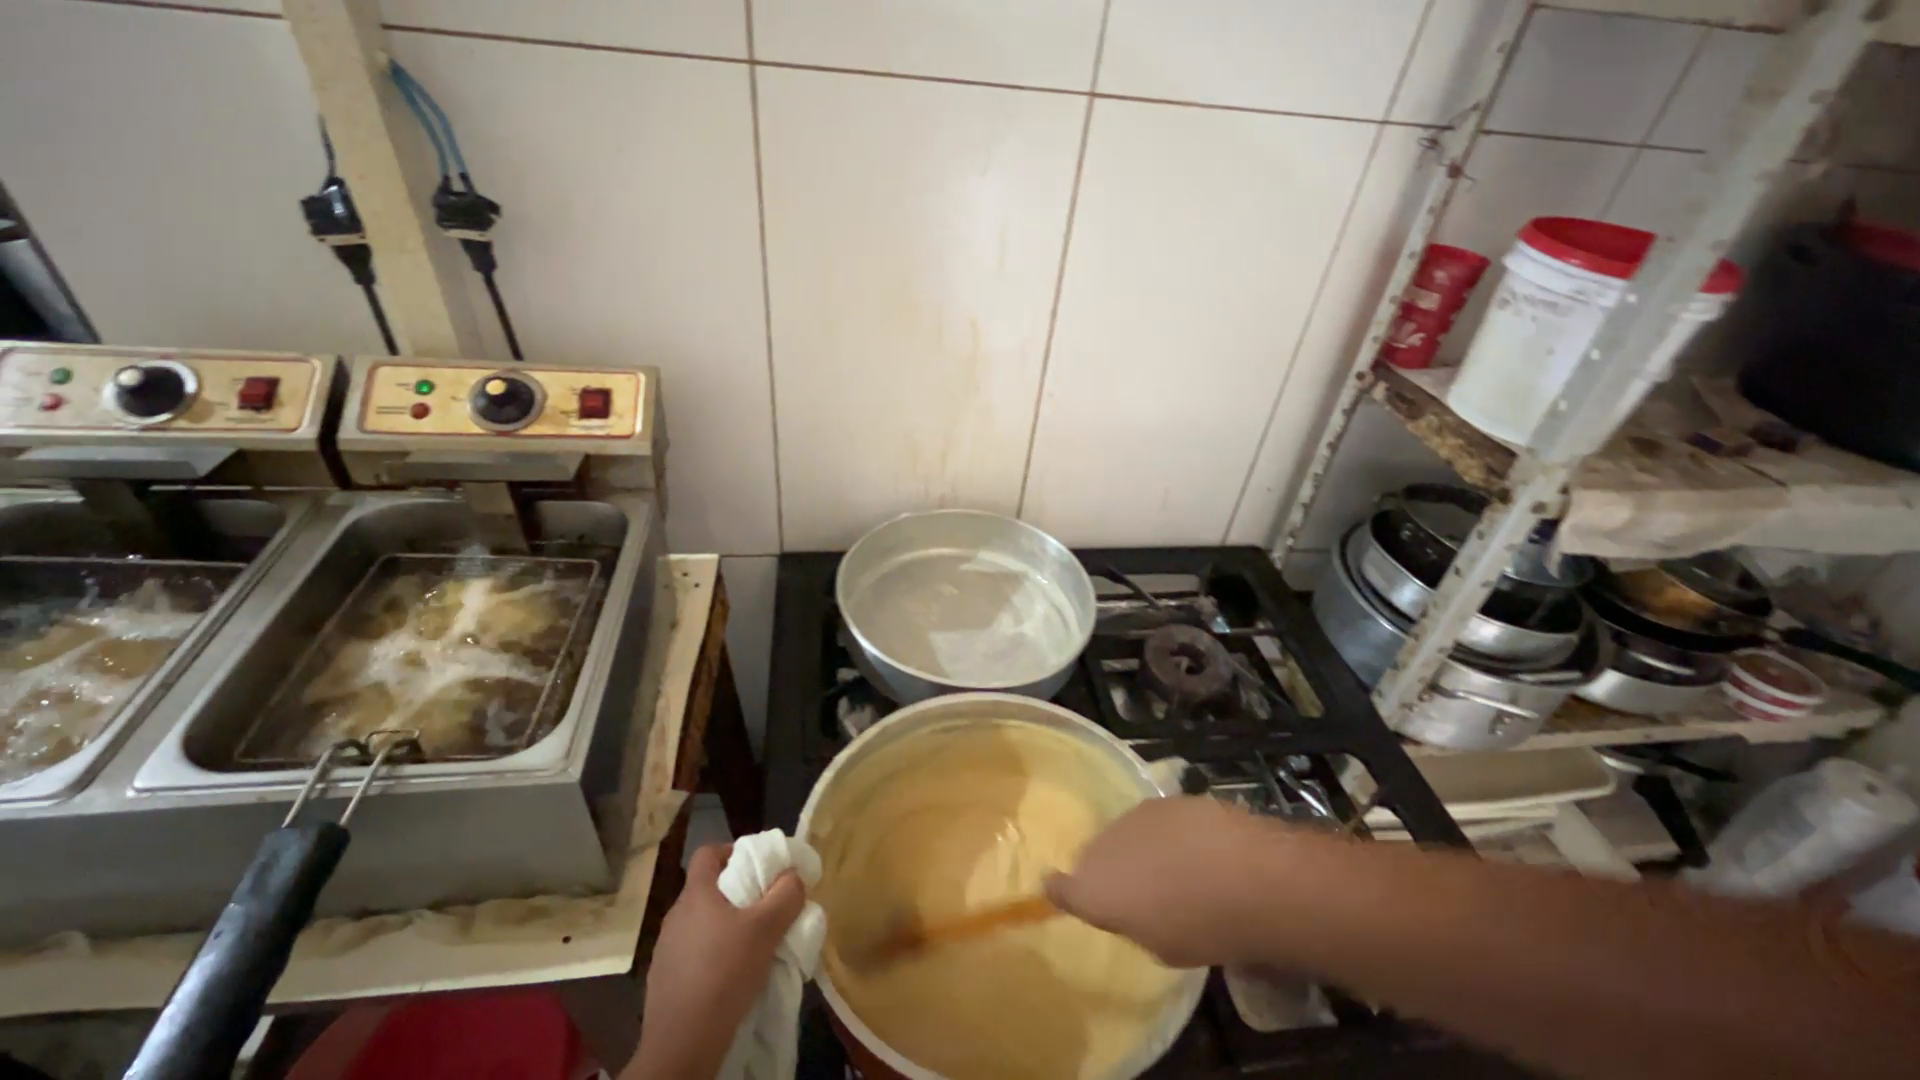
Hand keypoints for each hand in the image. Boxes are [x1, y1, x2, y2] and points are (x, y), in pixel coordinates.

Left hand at [627, 843, 805, 1079]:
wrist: (682, 1042)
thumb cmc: (725, 973)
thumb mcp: (767, 930)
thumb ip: (785, 895)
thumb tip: (793, 875)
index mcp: (695, 894)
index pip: (708, 852)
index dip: (734, 850)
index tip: (759, 865)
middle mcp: (676, 915)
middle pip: (708, 888)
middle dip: (738, 892)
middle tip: (766, 907)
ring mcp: (666, 948)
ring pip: (702, 922)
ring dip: (726, 926)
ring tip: (753, 945)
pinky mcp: (665, 978)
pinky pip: (694, 952)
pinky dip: (714, 954)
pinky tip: (732, 975)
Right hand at [1044, 795, 1283, 967]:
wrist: (1251, 879)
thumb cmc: (1204, 931)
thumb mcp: (1162, 947)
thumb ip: (1137, 922)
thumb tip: (1138, 906)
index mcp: (1094, 890)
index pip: (1058, 887)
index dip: (1062, 890)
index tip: (1066, 892)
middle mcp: (1104, 846)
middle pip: (1096, 855)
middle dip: (1112, 869)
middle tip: (1141, 889)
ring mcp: (1136, 816)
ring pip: (1127, 833)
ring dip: (1142, 848)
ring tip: (1177, 868)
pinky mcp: (1168, 798)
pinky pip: (1159, 820)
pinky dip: (1172, 833)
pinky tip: (1202, 849)